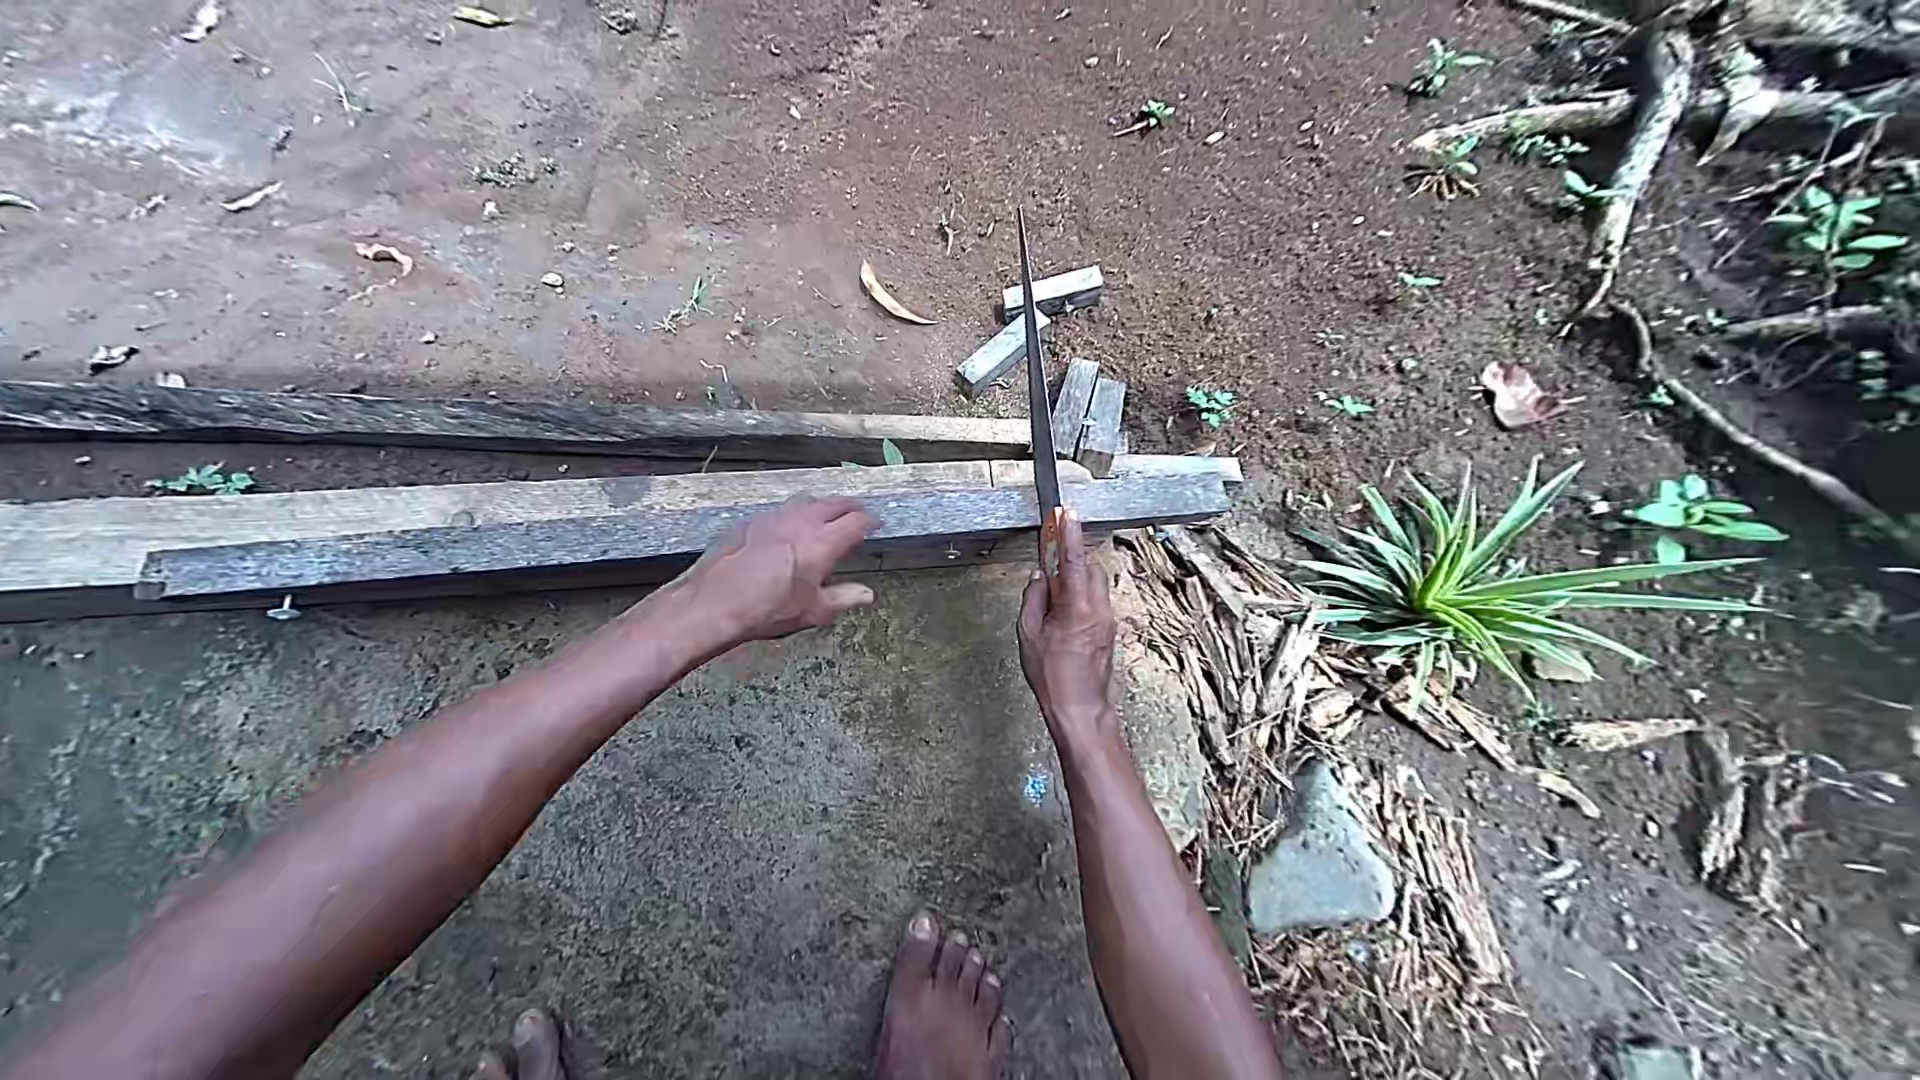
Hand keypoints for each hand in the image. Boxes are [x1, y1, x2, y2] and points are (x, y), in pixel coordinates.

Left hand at [649, 497, 876, 652]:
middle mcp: (801, 522)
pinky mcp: (752, 521)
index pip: (857, 521)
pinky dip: (796, 513)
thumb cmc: (766, 609)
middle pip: (834, 503)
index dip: (871, 520)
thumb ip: (844, 598)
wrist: (714, 603)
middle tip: (858, 514)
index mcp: (823, 542)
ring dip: (823, 506)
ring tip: (828, 517)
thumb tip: (866, 594)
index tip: (876, 524)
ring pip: (807, 501)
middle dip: (850, 507)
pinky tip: (791, 527)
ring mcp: (774, 517)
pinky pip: (783, 509)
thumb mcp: (813, 610)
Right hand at [1017, 510, 1118, 753]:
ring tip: (1052, 604)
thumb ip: (1033, 599)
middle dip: (1071, 562)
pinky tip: (1062, 617)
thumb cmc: (1053, 676)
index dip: (1070, 534)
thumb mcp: (1029, 634)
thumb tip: (1039, 578)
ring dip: (1075, 582)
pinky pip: (1095, 602)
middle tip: (1049, 569)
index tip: (1067, 513)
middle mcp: (1098, 610)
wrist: (1080, 708)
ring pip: (1094, 585)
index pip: (1075, 560)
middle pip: (1090, 569)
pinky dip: (1080, 598)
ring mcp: (1107, 620)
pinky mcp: (1109, 630)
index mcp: (1077, 608)